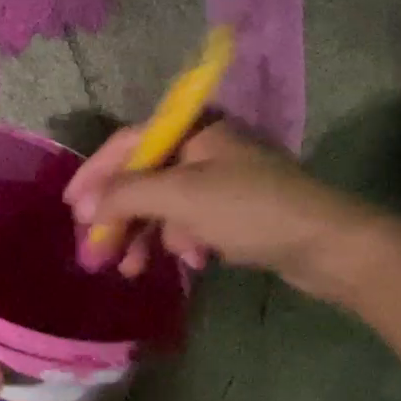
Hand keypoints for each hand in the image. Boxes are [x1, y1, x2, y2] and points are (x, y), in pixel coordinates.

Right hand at [63, 121, 386, 297]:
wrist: (330, 245)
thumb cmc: (251, 209)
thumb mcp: (183, 197)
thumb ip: (129, 194)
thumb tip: (87, 204)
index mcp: (193, 130)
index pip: (129, 143)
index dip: (95, 174)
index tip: (71, 209)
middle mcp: (205, 148)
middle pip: (146, 177)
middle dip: (120, 215)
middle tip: (96, 252)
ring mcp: (223, 180)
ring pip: (167, 205)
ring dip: (148, 236)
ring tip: (132, 271)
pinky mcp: (239, 212)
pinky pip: (194, 222)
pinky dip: (184, 241)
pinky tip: (190, 262)